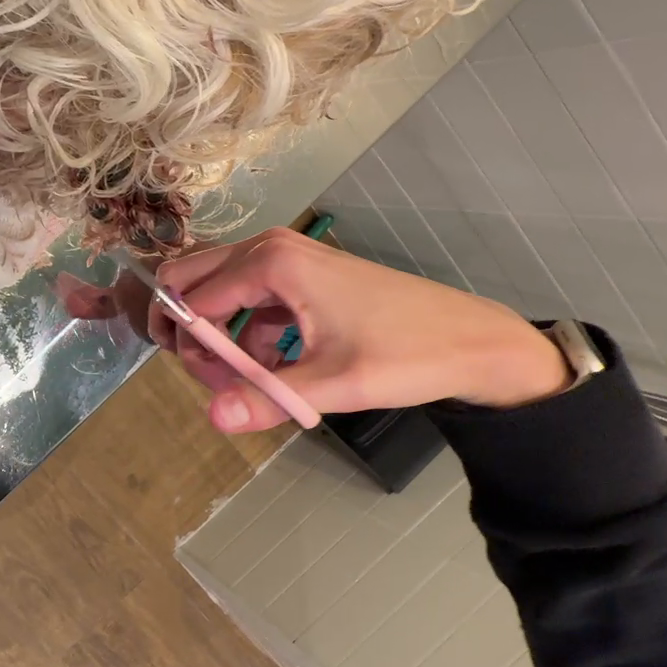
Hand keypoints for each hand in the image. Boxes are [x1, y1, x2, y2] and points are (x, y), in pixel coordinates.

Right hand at [148, 229, 572, 433]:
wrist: (478, 342)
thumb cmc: (408, 355)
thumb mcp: (335, 383)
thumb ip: (269, 398)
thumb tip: (215, 419)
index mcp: (270, 263)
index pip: (191, 299)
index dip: (189, 345)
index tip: (211, 383)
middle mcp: (268, 247)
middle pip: (188, 279)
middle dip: (187, 329)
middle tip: (208, 373)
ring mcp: (283, 255)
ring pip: (212, 287)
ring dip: (214, 333)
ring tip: (241, 378)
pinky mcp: (296, 272)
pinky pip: (243, 296)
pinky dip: (241, 330)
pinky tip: (267, 367)